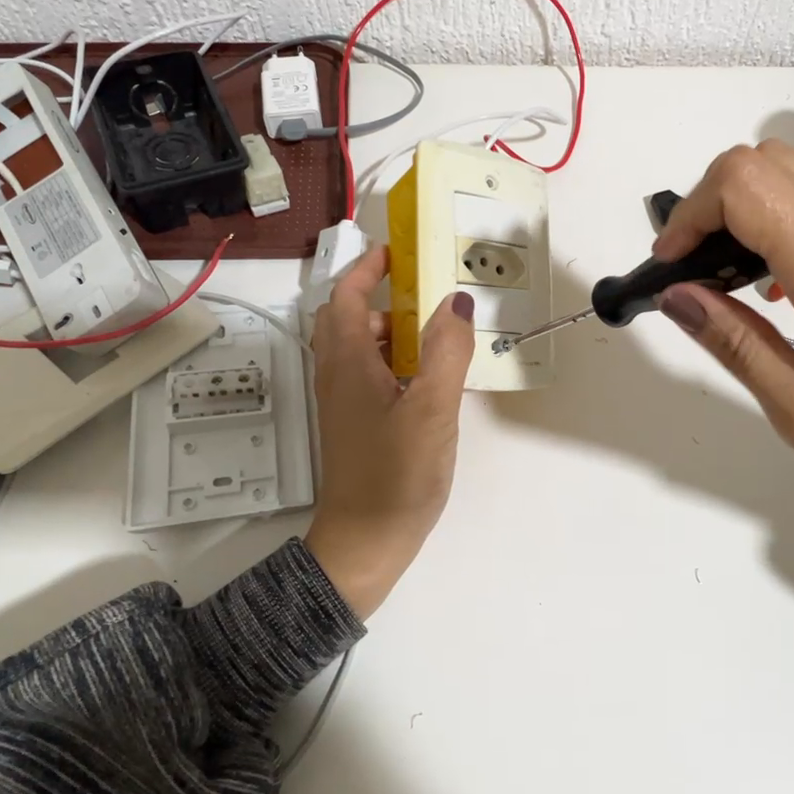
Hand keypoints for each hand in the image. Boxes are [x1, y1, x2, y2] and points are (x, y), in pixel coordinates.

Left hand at [305, 245, 475, 618]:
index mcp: (349, 363)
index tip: (400, 251)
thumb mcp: (432, 410)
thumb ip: (446, 352)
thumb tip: (455, 302)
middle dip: (382, 295)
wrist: (366, 541)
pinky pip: (369, 373)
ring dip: (391, 328)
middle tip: (425, 289)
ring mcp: (344, 402)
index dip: (369, 268)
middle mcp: (338, 376)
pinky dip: (395, 359)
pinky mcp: (356, 424)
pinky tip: (429, 375)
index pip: (348, 298)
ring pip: (360, 348)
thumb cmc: (396, 474)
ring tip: (436, 328)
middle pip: (349, 319)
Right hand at [653, 142, 793, 526]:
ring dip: (743, 199)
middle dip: (706, 206)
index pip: (745, 188)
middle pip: (757, 162)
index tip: (672, 266)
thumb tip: (676, 296)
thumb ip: (737, 347)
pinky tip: (780, 255)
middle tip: (696, 271)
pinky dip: (780, 196)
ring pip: (787, 160)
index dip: (691, 214)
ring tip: (734, 265)